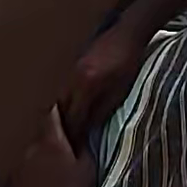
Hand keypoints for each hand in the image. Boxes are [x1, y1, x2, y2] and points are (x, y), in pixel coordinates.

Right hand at [60, 21, 145, 138]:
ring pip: (58, 99)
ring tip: (64, 132)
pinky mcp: (73, 64)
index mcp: (86, 85)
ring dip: (60, 116)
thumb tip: (86, 130)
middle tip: (64, 147)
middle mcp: (73, 77)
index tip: (72, 155)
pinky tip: (69, 109)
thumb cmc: (128, 62)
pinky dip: (64, 101)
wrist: (127, 32)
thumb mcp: (119, 92)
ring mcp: (70, 69)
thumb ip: (101, 112)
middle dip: (62, 130)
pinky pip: (63, 87)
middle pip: (60, 110)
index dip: (72, 139)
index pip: (73, 119)